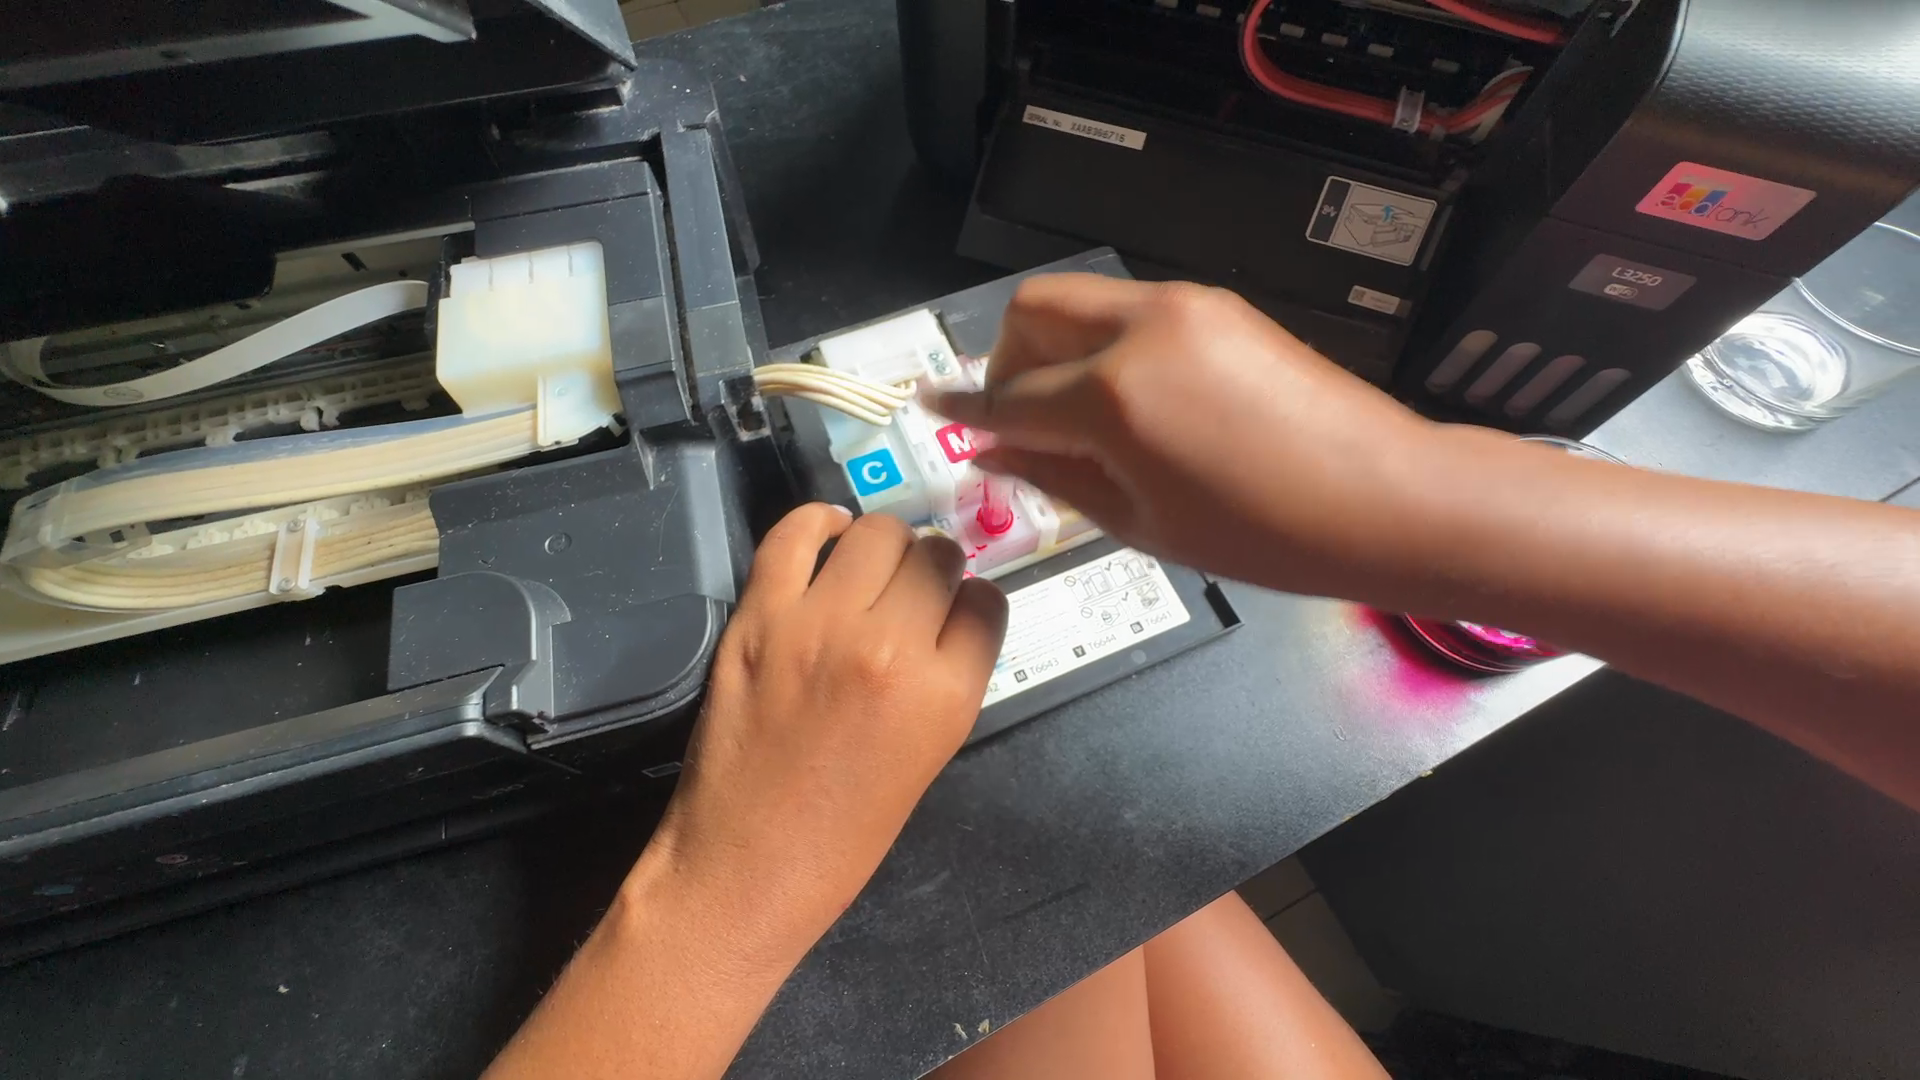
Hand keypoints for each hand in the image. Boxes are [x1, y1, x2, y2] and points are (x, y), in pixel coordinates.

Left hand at [641, 503, 1007, 955]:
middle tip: (911, 593)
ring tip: (871, 570)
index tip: (955, 613)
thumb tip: (949, 606)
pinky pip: (796, 533)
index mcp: (946, 694)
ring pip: (878, 532)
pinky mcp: (759, 617)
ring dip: (886, 545)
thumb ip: (951, 672)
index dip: (973, 603)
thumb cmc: (849, 832)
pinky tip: (828, 537)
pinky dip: (819, 524)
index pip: (987, 602)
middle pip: (937, 555)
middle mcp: (891, 647)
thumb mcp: (932, 752)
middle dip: (936, 569)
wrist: (746, 868)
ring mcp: (819, 625)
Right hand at [929, 274, 1434, 595]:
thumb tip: (991, 449)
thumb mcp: (1136, 520)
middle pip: (1031, 311)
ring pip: (1078, 302)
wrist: (1383, 498)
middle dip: (1005, 361)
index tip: (929, 403)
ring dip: (1052, 349)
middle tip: (1018, 418)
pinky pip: (1127, 312)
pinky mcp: (1216, 305)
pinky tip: (1124, 399)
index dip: (964, 408)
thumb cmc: (1256, 535)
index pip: (1010, 396)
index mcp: (1111, 396)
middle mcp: (1139, 328)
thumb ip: (1051, 474)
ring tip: (1073, 414)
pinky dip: (1099, 345)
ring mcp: (1183, 306)